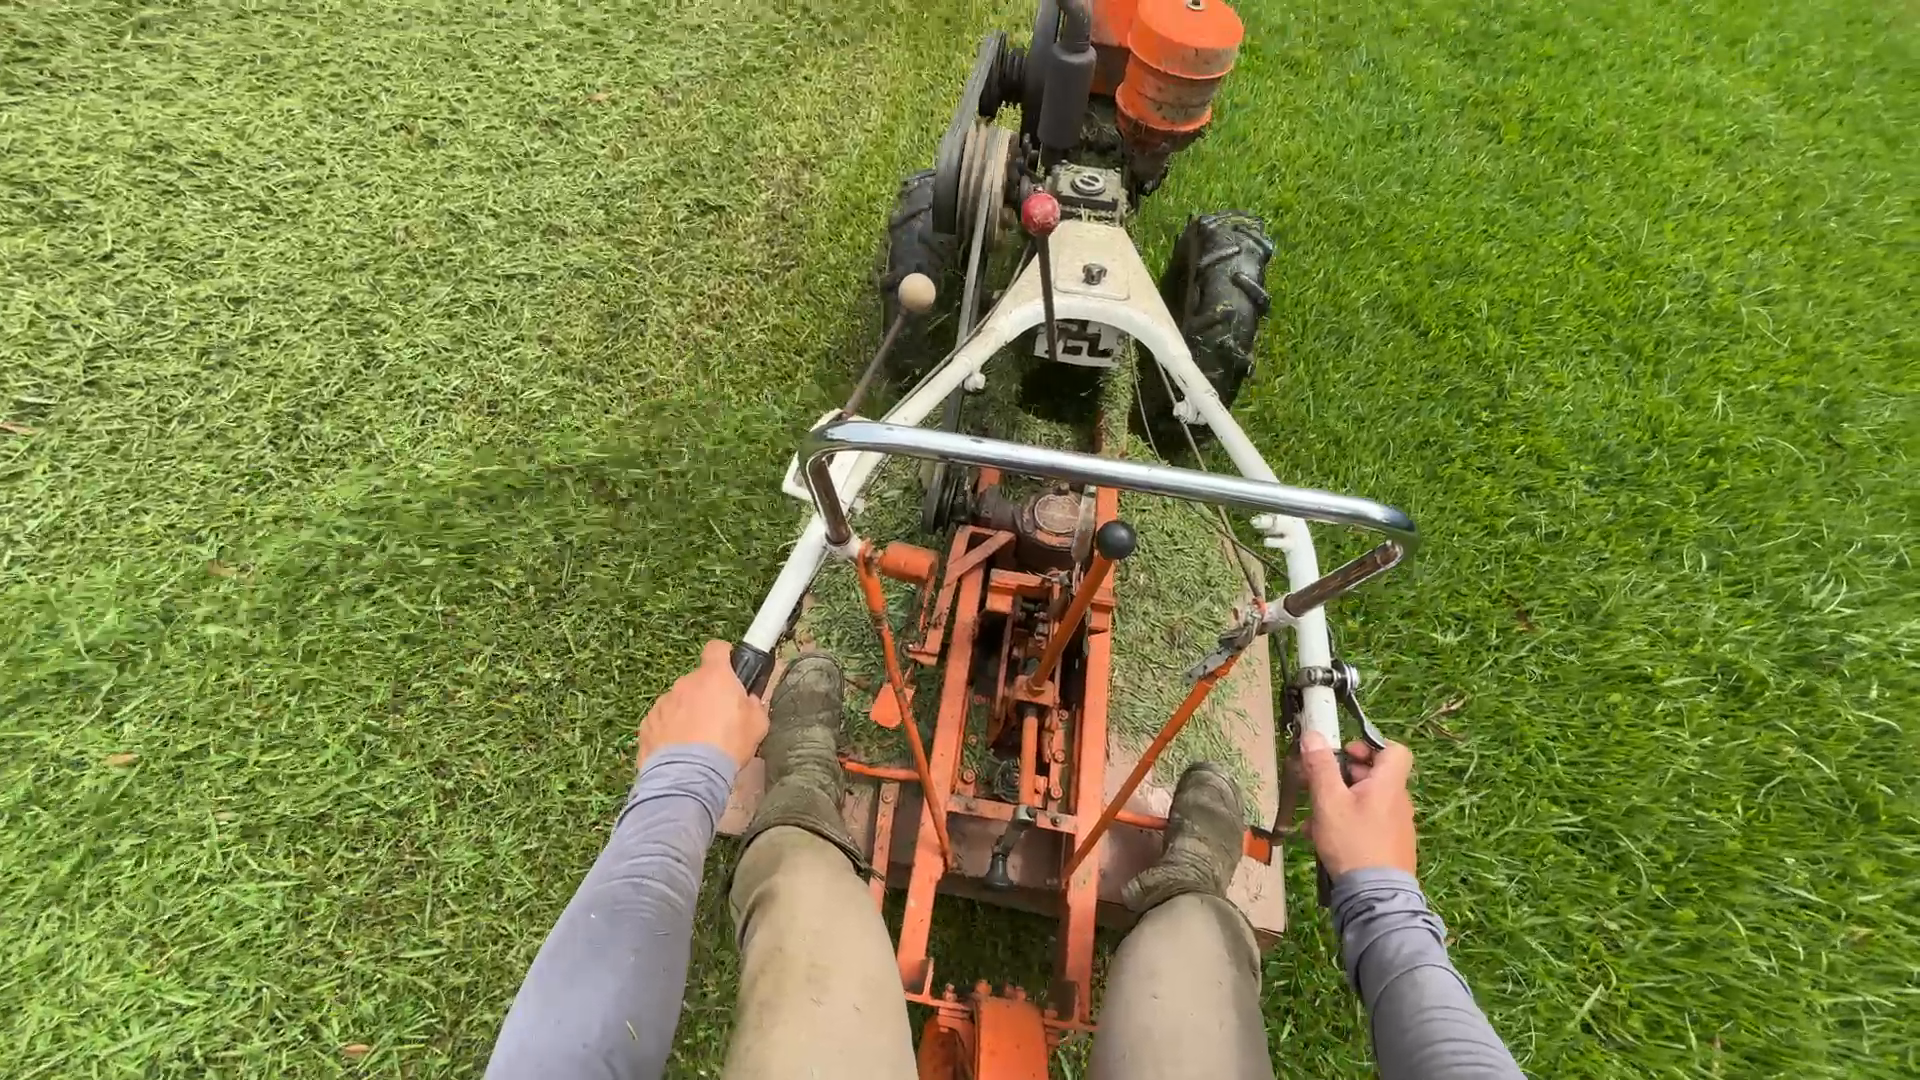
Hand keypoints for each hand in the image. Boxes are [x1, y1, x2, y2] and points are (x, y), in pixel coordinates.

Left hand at [637, 640, 769, 770]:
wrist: (688, 777)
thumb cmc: (727, 746)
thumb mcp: (758, 724)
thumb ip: (753, 704)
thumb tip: (748, 700)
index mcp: (715, 676)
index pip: (717, 649)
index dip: (724, 656)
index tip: (730, 669)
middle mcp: (686, 683)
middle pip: (698, 680)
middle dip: (707, 694)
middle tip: (719, 719)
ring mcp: (663, 703)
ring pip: (679, 701)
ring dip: (687, 713)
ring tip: (697, 741)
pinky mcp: (647, 724)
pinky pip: (663, 721)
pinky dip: (670, 731)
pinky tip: (680, 752)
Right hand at [1301, 729, 1417, 876]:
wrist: (1375, 897)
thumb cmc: (1352, 841)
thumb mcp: (1329, 800)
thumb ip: (1321, 766)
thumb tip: (1314, 735)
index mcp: (1388, 785)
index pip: (1394, 750)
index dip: (1369, 745)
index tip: (1344, 753)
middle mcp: (1397, 802)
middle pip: (1374, 773)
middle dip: (1342, 773)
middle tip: (1318, 781)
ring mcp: (1395, 824)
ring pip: (1365, 798)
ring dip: (1338, 798)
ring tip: (1314, 813)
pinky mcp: (1389, 844)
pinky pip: (1366, 820)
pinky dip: (1345, 819)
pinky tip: (1321, 833)